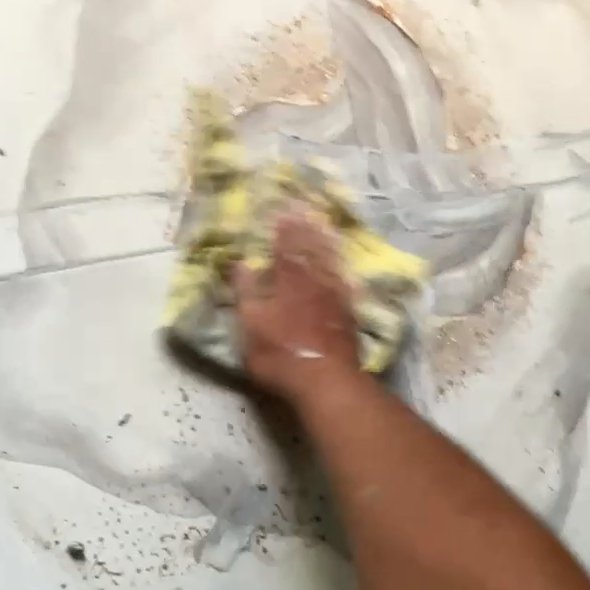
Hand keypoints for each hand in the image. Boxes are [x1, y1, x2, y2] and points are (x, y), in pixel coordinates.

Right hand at [232, 212, 360, 403]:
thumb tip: (241, 265)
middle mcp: (314, 283)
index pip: (286, 248)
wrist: (323, 380)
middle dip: (307, 229)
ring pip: (331, 263)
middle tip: (306, 210)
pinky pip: (346, 284)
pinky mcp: (348, 316)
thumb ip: (246, 293)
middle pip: (312, 250)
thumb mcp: (250, 325)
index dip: (284, 230)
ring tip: (324, 228)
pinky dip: (343, 272)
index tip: (283, 212)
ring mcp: (335, 298)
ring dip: (326, 244)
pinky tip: (344, 269)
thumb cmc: (279, 354)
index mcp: (288, 282)